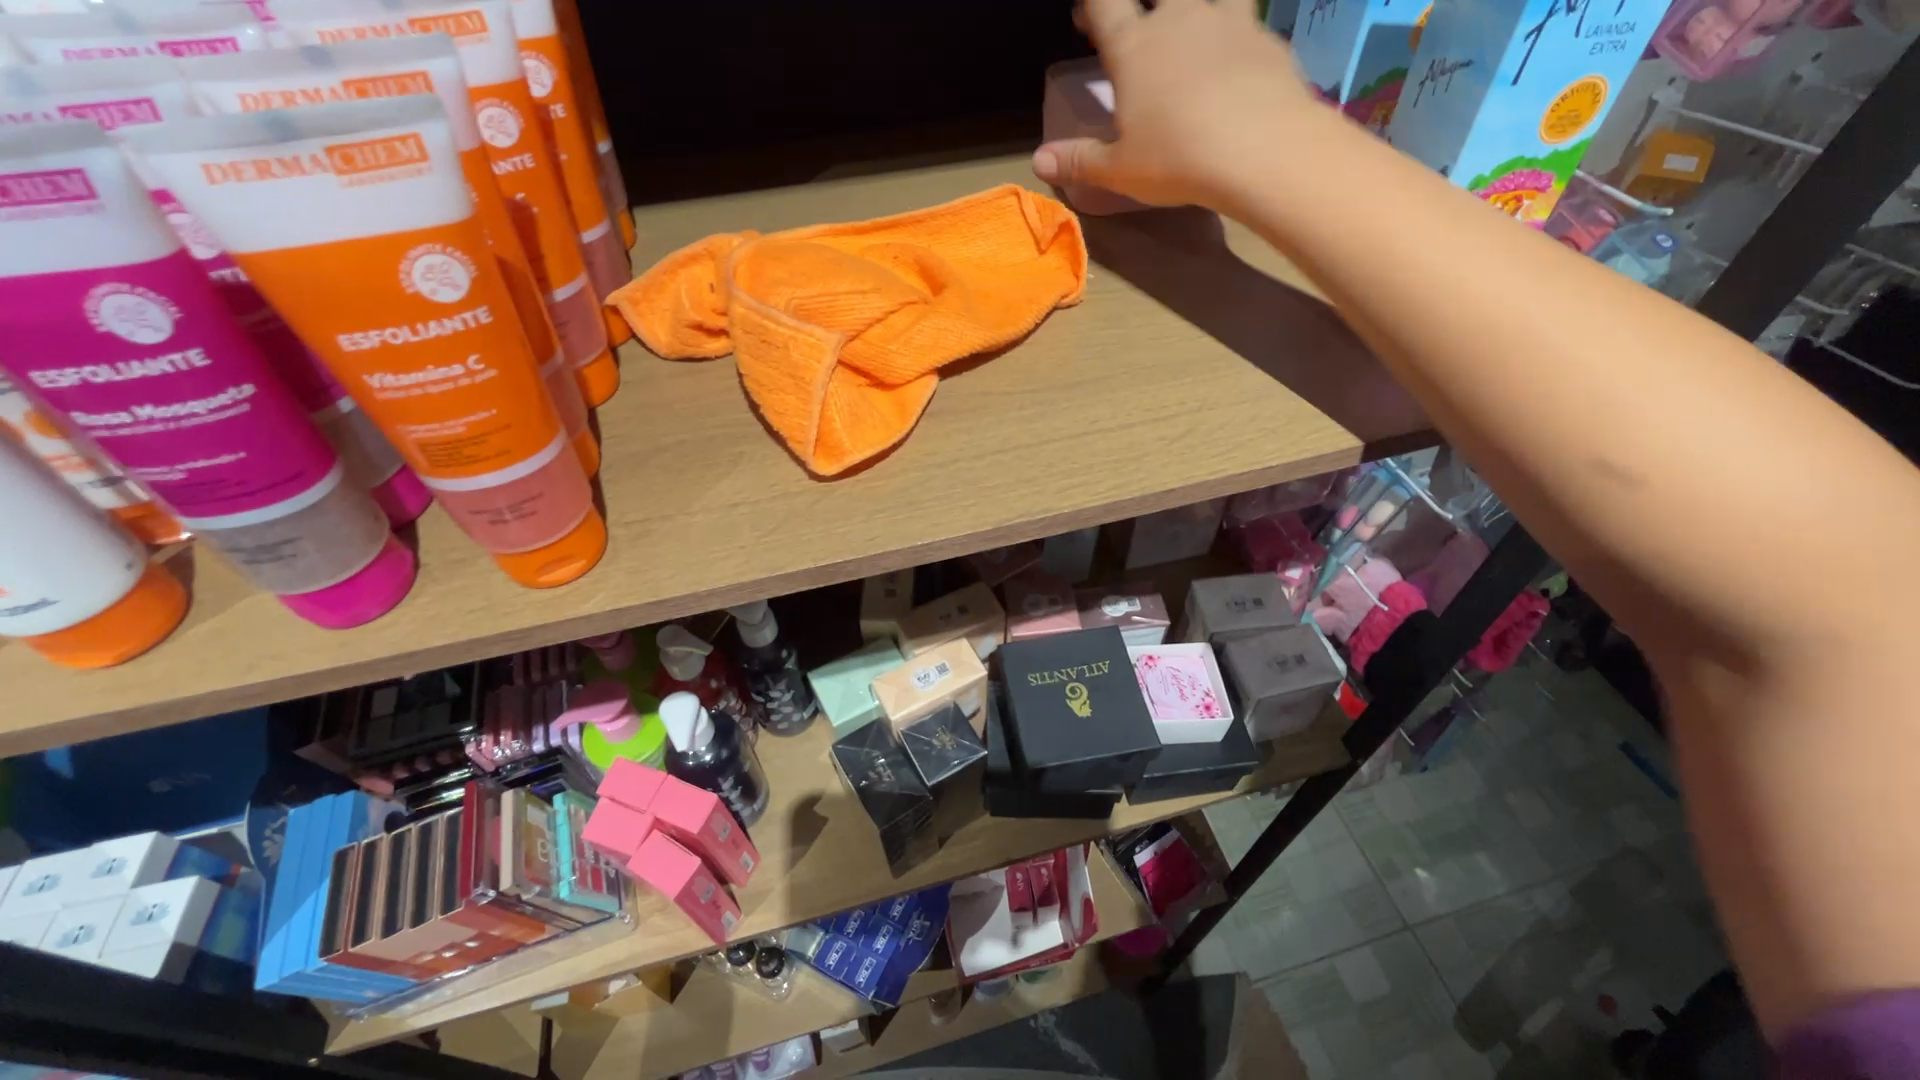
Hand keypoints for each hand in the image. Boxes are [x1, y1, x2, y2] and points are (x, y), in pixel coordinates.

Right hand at [1034, 0, 1319, 210]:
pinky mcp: (1265, 38)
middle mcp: (1179, 20)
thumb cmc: (1178, 159)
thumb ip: (1079, 161)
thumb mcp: (1119, 170)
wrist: (1263, 149)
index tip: (1086, 19)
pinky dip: (1236, 34)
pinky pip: (1247, 21)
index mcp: (1134, 47)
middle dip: (1140, 5)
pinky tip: (1236, 60)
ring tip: (1192, 26)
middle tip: (1136, 21)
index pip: (1104, 4)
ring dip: (1195, 7)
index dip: (1091, 7)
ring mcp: (1227, 22)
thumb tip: (1037, 163)